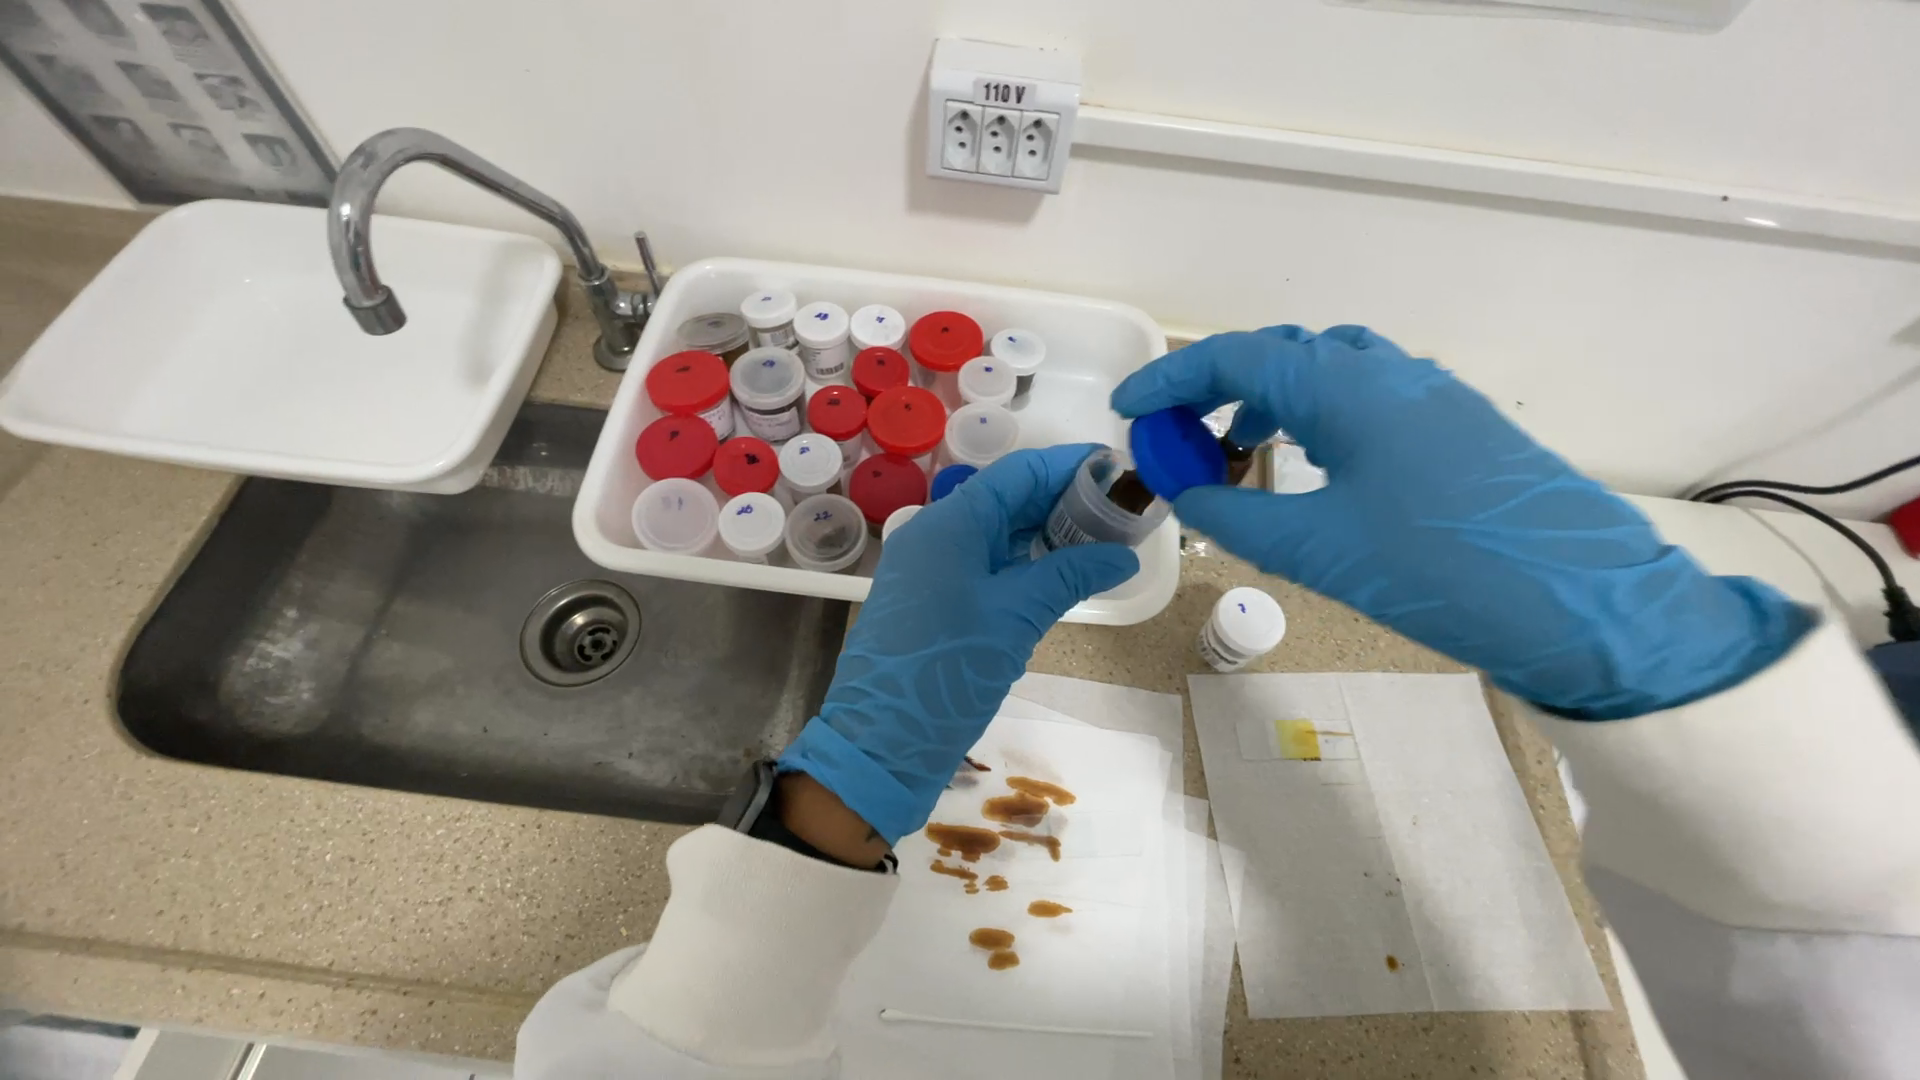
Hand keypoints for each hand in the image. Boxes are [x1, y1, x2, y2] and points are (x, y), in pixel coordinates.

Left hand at [776, 445, 1139, 842]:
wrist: (881, 745)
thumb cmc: (947, 670)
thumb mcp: (1016, 617)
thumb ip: (1069, 575)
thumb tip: (1124, 556)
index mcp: (951, 523)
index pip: (1020, 472)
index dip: (1070, 465)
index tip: (1120, 467)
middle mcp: (937, 535)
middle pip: (1010, 500)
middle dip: (1066, 501)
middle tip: (1123, 510)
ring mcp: (933, 570)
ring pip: (999, 536)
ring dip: (1048, 535)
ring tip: (1105, 541)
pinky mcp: (935, 603)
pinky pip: (987, 567)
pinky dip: (1026, 566)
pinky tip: (1062, 575)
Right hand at [1112, 325, 1810, 718]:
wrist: (1585, 608)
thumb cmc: (1435, 570)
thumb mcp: (1314, 548)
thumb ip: (1233, 514)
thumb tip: (1184, 494)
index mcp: (1345, 387)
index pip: (1234, 359)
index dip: (1170, 380)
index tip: (1127, 409)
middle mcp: (1385, 372)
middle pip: (1277, 352)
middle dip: (1214, 384)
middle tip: (1177, 429)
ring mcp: (1426, 393)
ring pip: (1323, 368)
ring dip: (1265, 396)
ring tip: (1236, 443)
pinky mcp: (1451, 424)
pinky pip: (1360, 394)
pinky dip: (1312, 412)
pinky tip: (1308, 460)